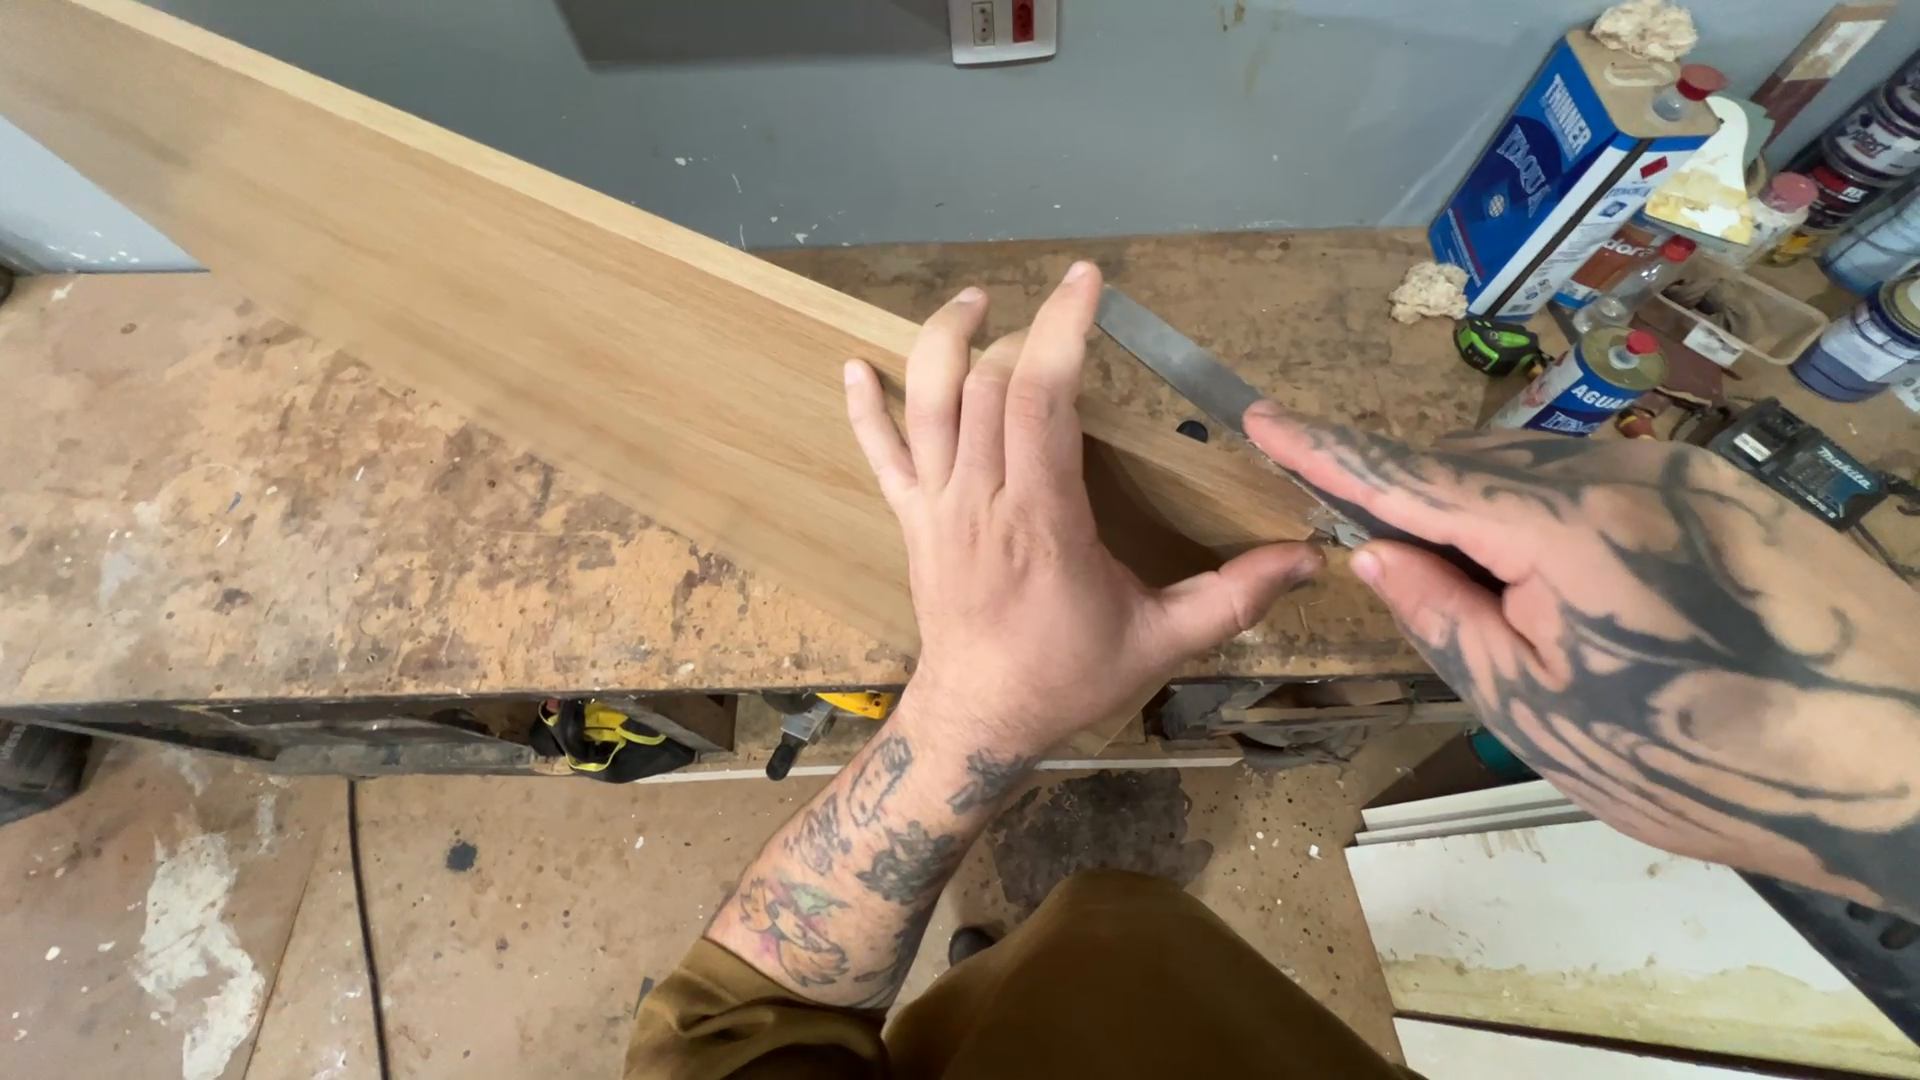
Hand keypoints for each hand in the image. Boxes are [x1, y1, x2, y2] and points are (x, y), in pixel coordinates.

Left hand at [843, 263, 1322, 754]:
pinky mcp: (911, 521)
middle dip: (1020, 333)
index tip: (1085, 280)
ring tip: (972, 303)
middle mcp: (979, 499)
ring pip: (926, 403)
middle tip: (1056, 312)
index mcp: (1040, 518)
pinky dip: (864, 409)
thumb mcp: (1159, 643)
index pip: (1041, 396)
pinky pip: (879, 455)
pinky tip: (854, 367)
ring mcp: (935, 507)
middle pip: (986, 384)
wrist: (979, 717)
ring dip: (943, 341)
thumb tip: (1307, 560)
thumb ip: (1231, 599)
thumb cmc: (1065, 678)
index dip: (1061, 328)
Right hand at [1246, 404, 1919, 915]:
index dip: (1323, 450)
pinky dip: (1526, 513)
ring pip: (1522, 467)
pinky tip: (1548, 575)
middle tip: (1380, 559)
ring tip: (1473, 585)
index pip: (1407, 475)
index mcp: (1560, 527)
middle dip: (1400, 495)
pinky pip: (1579, 481)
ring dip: (1467, 509)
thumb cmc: (1704, 757)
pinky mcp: (1713, 490)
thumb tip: (1373, 555)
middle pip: (1462, 463)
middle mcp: (1616, 472)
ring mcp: (1675, 473)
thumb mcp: (1531, 706)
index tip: (1261, 417)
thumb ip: (1438, 617)